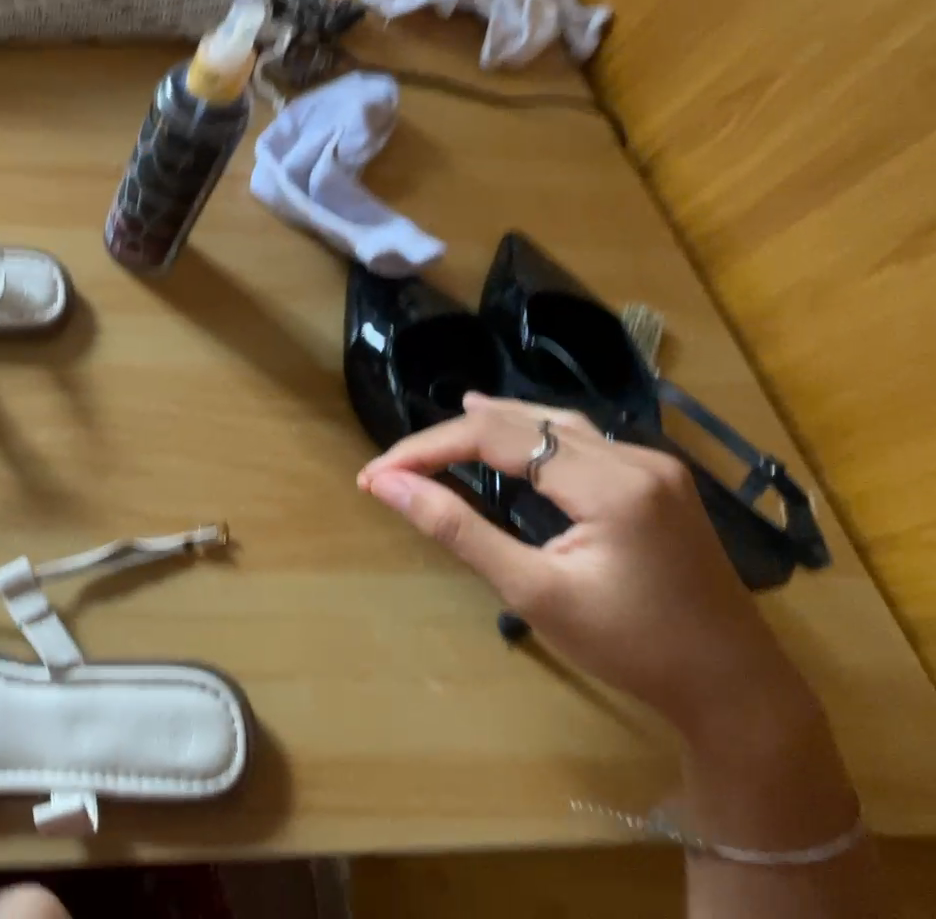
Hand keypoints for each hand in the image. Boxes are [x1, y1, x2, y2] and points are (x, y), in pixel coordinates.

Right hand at [356, 393, 811, 738]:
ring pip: (552, 423)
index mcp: (610, 483)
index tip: (375, 476)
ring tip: (435, 437)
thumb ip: (457, 529)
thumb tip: (387, 485)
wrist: (736, 689)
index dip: (426, 448)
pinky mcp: (657, 483)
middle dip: (447, 439)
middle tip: (391, 468)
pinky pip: (578, 439)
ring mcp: (653, 467)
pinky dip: (527, 434)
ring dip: (487, 427)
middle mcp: (635, 459)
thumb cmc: (630, 647)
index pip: (495, 437)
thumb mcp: (532, 592)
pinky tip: (509, 434)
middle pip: (521, 422)